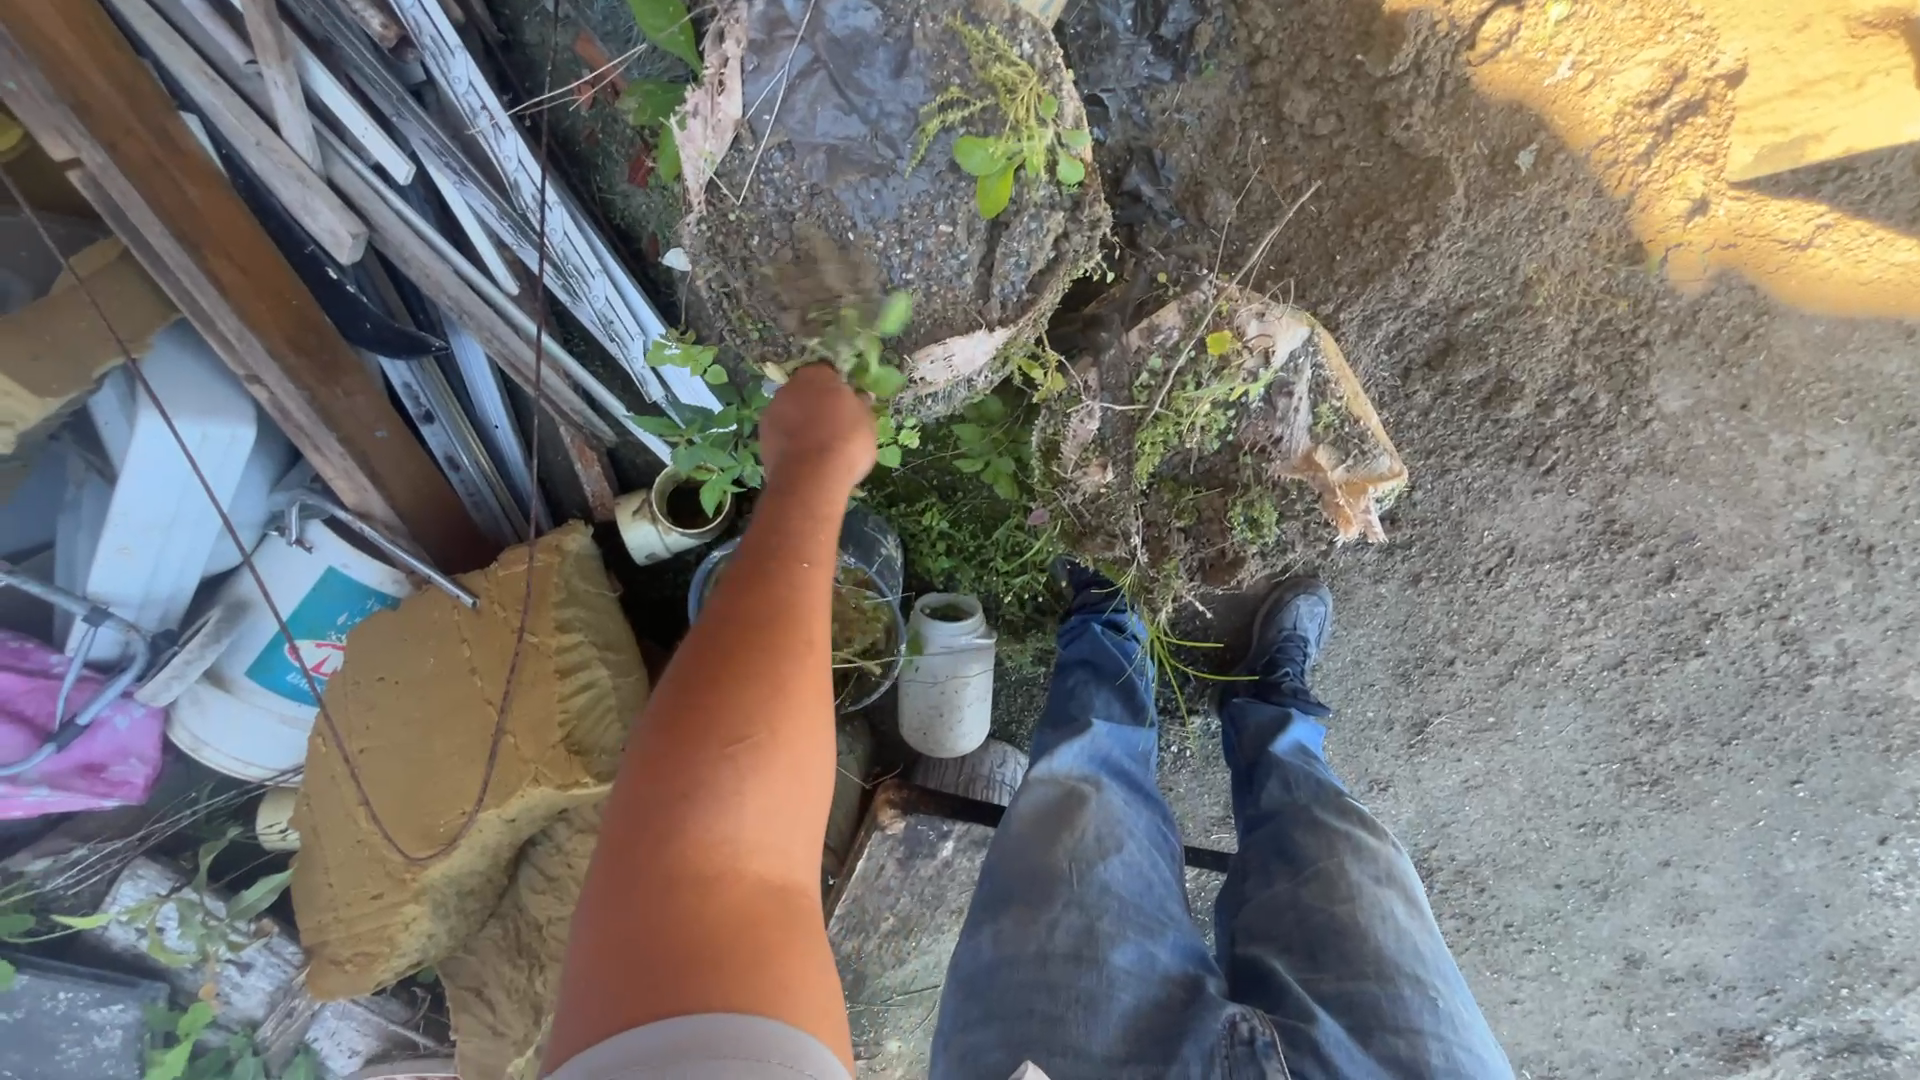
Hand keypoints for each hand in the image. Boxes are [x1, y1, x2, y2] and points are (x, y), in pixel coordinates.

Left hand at [759, 363, 875, 492]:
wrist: (811, 477)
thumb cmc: (846, 441)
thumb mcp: (867, 421)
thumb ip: (860, 405)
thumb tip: (859, 398)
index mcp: (817, 375)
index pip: (827, 373)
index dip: (837, 390)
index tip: (847, 407)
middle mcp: (789, 387)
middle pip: (805, 392)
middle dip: (816, 405)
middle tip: (834, 427)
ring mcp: (772, 412)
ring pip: (790, 413)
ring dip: (801, 424)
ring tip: (818, 447)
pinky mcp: (762, 437)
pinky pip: (781, 434)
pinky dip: (790, 442)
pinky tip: (805, 459)